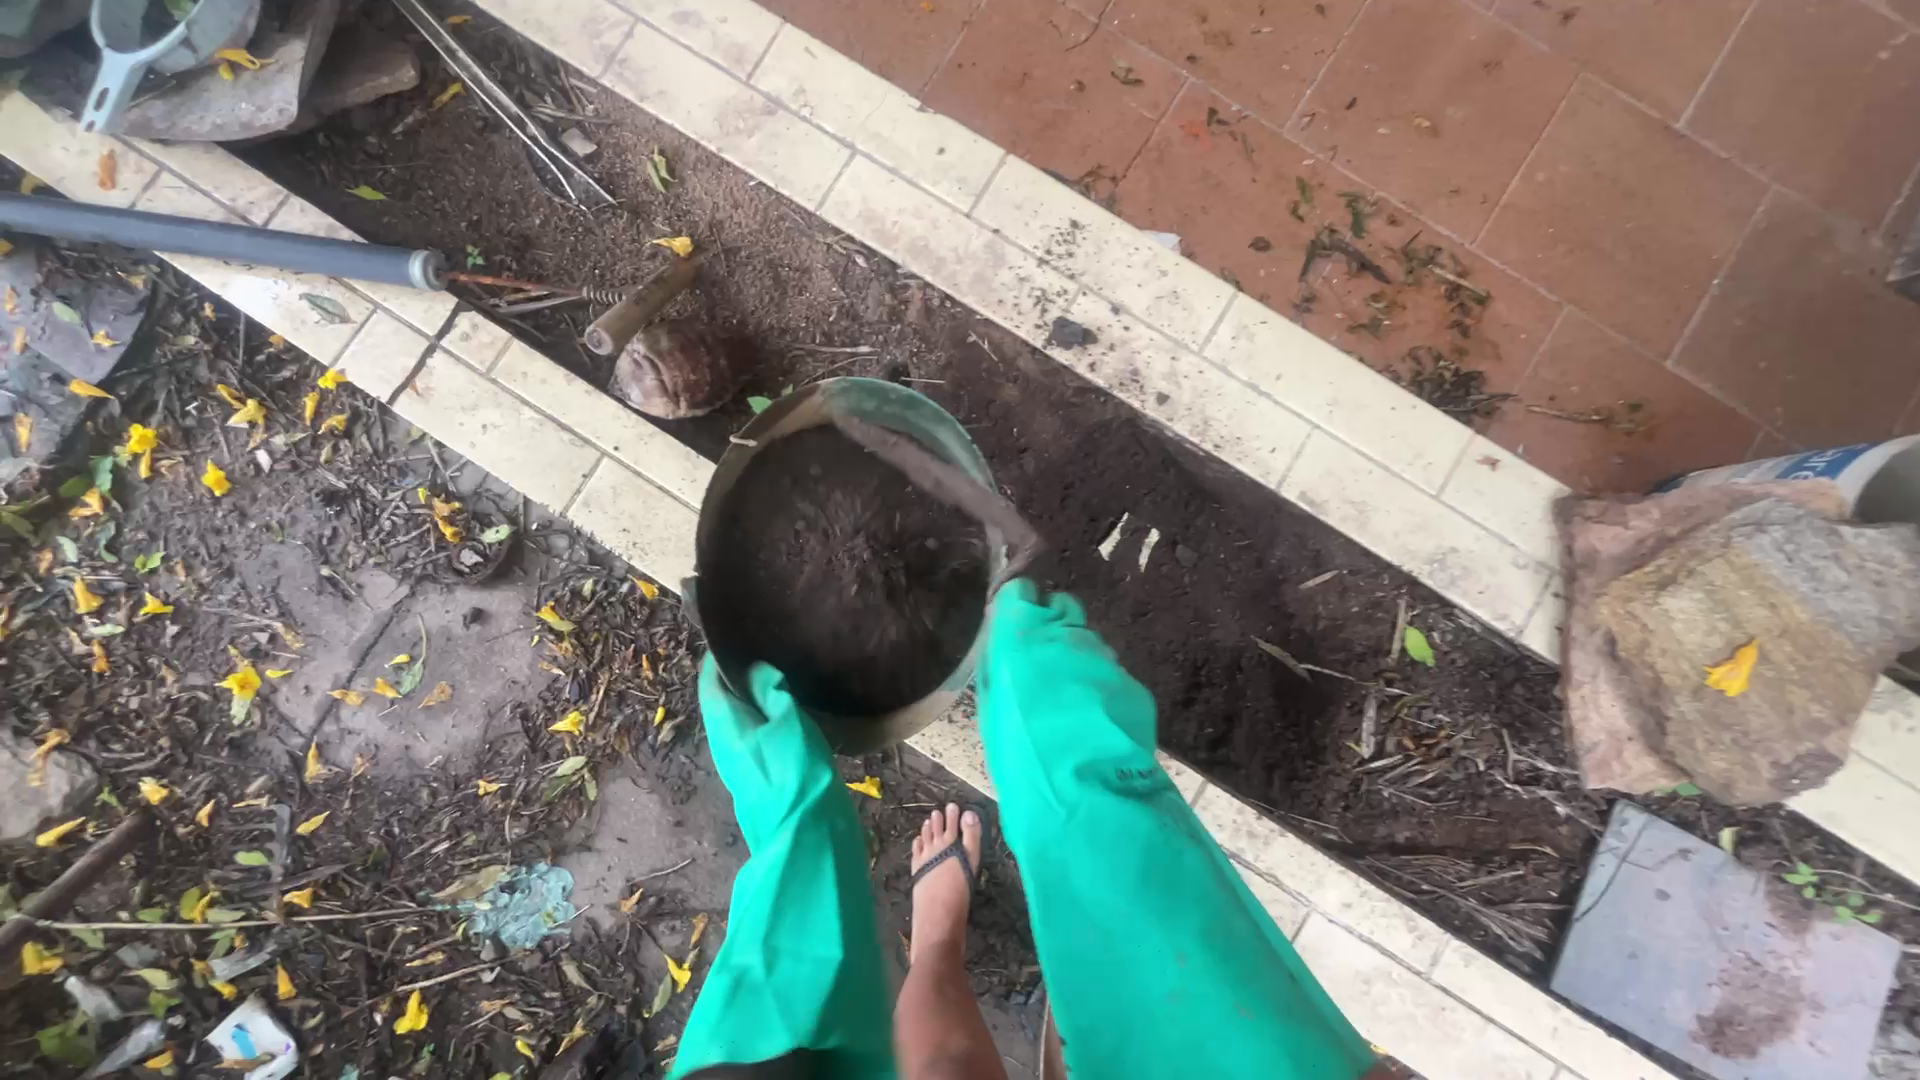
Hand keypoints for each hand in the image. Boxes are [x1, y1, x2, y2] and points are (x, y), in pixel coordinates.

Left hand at [697, 656, 838, 844]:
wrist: (805, 835)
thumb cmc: (794, 772)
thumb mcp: (788, 721)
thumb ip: (770, 691)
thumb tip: (755, 668)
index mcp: (724, 725)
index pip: (710, 681)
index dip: (720, 656)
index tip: (740, 633)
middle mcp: (724, 742)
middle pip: (724, 699)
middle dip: (739, 673)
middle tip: (766, 648)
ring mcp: (741, 762)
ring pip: (741, 718)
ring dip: (756, 695)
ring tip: (782, 672)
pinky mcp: (760, 774)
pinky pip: (757, 733)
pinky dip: (768, 714)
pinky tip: (792, 709)